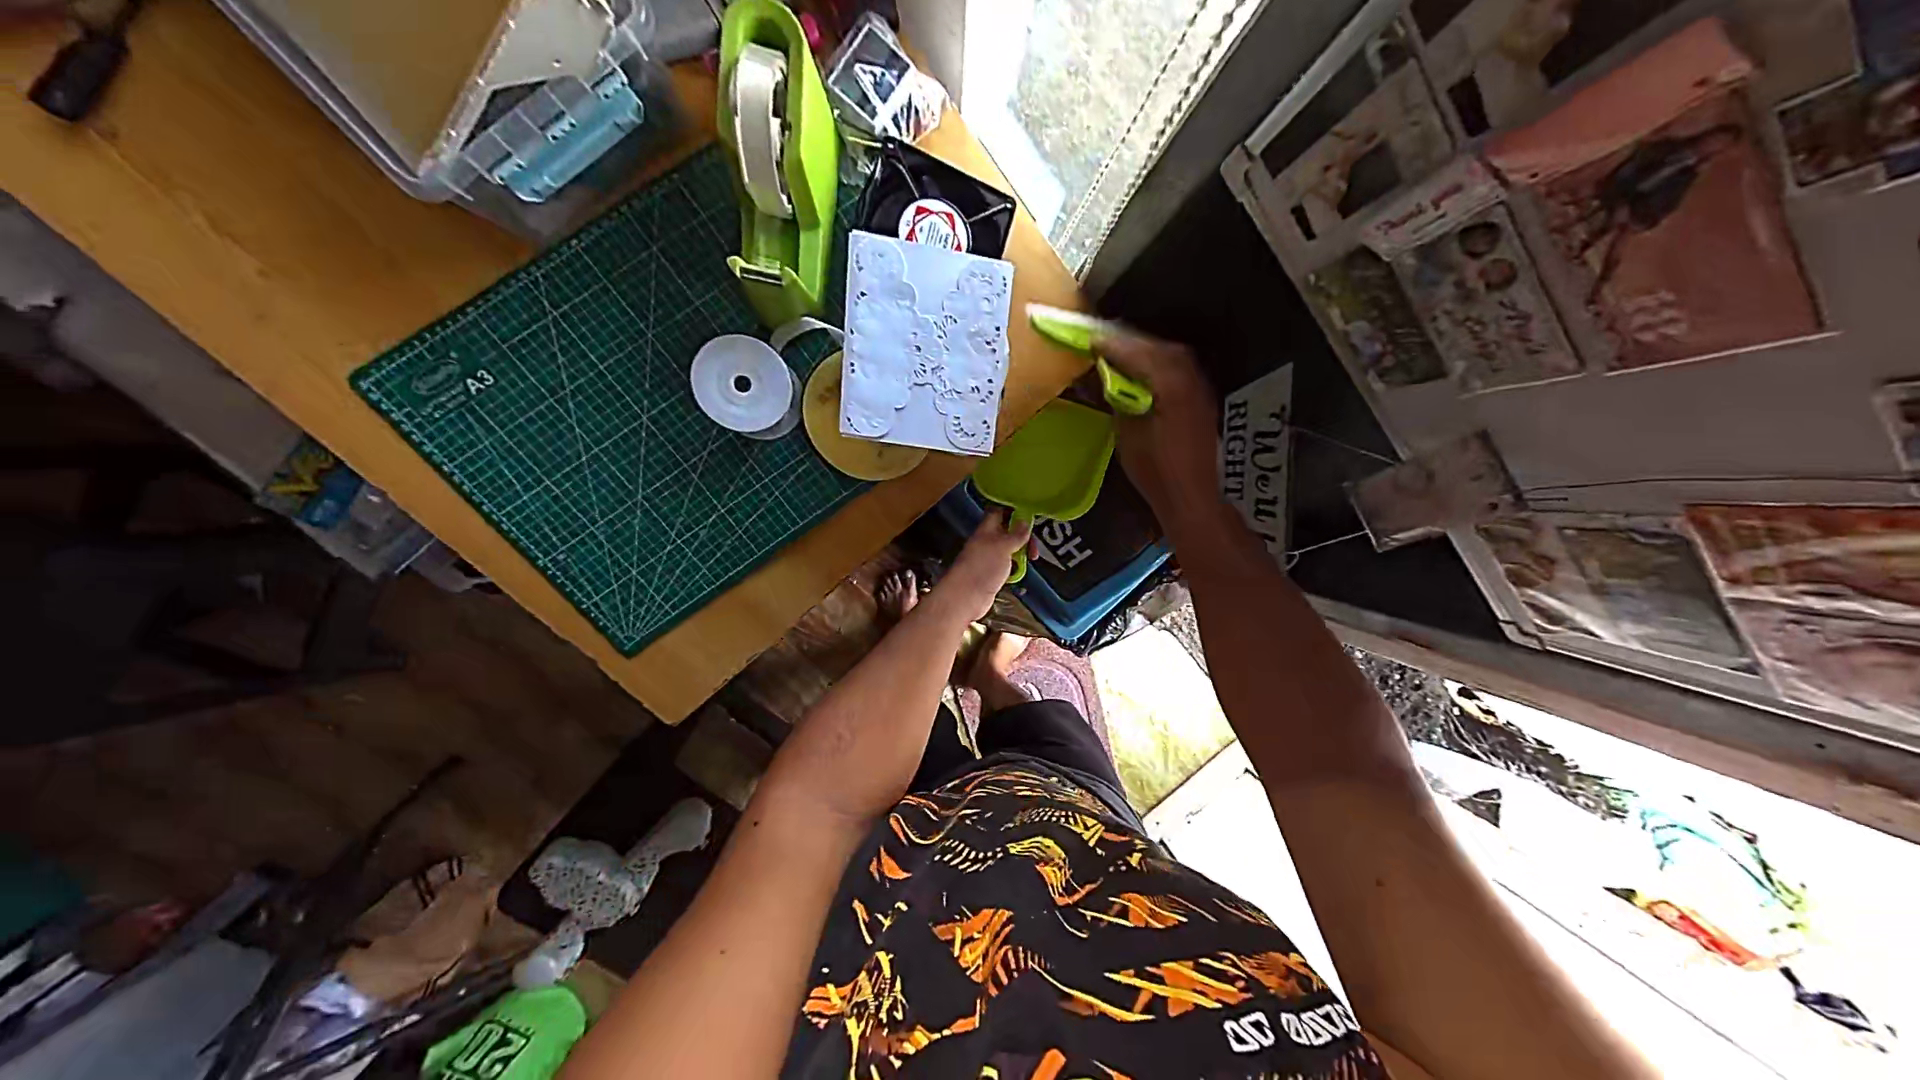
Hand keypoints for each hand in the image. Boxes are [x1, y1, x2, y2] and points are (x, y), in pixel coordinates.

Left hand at [934, 510, 1031, 623]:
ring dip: (1021, 553)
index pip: (1000, 511)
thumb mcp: (1003, 546)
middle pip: (1008, 531)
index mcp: (987, 529)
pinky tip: (1019, 573)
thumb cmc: (982, 567)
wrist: (965, 597)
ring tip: (1029, 560)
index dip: (1014, 511)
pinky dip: (1015, 568)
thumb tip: (1025, 522)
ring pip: (1010, 549)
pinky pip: (1007, 566)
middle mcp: (987, 541)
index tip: (1030, 518)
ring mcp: (989, 558)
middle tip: (1033, 548)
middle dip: (1023, 537)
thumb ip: (1016, 534)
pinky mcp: (992, 574)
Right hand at [1096, 333, 1217, 514]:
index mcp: (1171, 385)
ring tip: (1120, 355)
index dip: (1112, 345)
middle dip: (1130, 342)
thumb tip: (1104, 378)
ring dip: (1145, 352)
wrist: (1191, 496)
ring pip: (1171, 356)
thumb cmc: (1155, 470)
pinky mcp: (1201, 400)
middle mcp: (1191, 379)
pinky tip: (1142, 373)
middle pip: (1158, 347)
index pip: (1138, 353)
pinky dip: (1158, 365)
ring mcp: (1200, 388)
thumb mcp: (1127, 433)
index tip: (1090, 340)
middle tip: (1103, 343)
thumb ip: (1117, 399)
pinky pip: (1179, 370)